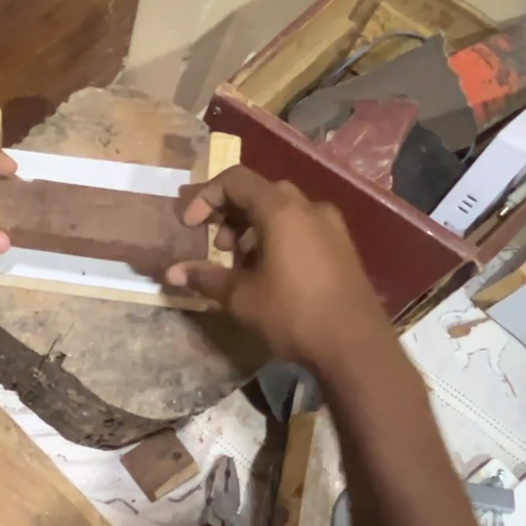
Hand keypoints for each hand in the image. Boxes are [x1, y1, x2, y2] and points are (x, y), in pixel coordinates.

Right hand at [165, 166, 391, 373]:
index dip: (205, 198)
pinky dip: (276, 237)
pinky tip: (268, 273)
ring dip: (252, 228)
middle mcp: (309, 208)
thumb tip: (170, 272)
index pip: (236, 180)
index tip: (190, 226)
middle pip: (259, 192)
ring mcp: (330, 225)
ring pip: (281, 210)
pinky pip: (300, 227)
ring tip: (240, 265)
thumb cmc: (293, 314)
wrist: (355, 344)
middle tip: (216, 248)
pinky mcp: (340, 245)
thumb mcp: (241, 298)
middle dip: (229, 215)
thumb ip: (204, 277)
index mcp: (282, 211)